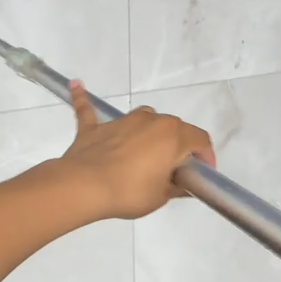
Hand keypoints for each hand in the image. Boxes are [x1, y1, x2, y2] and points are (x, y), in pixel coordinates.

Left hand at [57, 80, 215, 220]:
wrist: (84, 187)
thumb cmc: (129, 192)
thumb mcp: (160, 197)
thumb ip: (175, 187)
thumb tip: (181, 184)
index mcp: (172, 135)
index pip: (199, 140)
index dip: (205, 157)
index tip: (201, 175)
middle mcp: (150, 120)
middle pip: (172, 129)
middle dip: (176, 148)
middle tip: (170, 173)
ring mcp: (121, 121)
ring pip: (143, 119)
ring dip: (148, 132)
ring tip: (143, 154)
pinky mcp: (93, 127)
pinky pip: (88, 109)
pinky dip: (83, 98)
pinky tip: (75, 84)